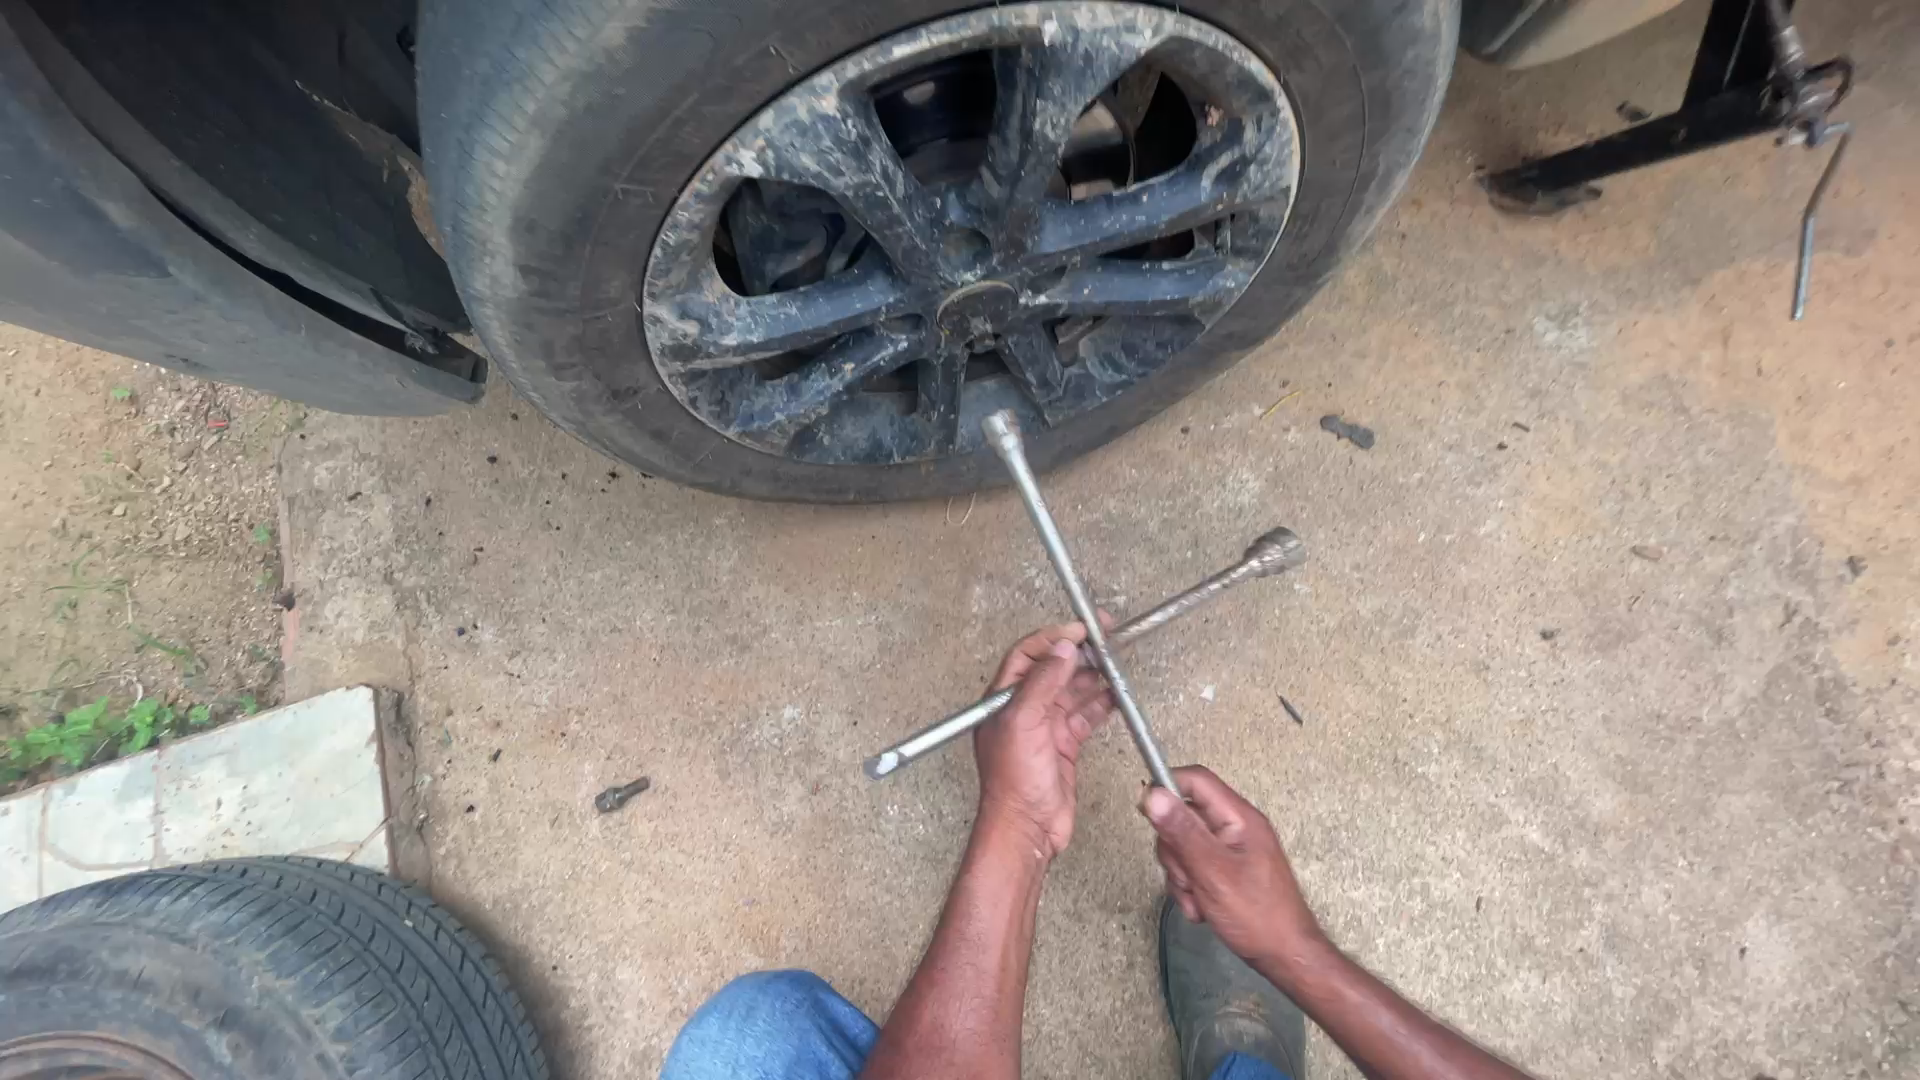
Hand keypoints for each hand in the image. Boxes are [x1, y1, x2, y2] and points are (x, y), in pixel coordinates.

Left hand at [973, 619, 1115, 857]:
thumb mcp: (1022, 723)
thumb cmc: (1011, 783)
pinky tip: (1115, 694)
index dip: (1053, 638)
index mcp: (1003, 699)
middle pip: (1053, 669)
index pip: (1027, 655)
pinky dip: (1101, 703)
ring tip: (1114, 661)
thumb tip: (1060, 649)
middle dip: (1078, 652)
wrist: (1026, 828)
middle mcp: (1023, 709)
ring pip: (1072, 690)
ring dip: (1093, 674)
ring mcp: (1044, 727)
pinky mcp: (1063, 745)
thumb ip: (1042, 683)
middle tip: (1104, 638)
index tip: (1080, 630)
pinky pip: (1085, 715)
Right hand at [1139, 766, 1325, 967]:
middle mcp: (1233, 826)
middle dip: (1174, 848)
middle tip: (1186, 875)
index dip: (1167, 788)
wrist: (1287, 960)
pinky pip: (1191, 865)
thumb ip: (1182, 832)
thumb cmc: (1257, 916)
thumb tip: (1152, 794)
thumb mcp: (1213, 872)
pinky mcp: (1225, 869)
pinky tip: (1201, 907)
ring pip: (1183, 843)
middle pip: (1183, 815)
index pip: (1195, 780)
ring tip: (1198, 898)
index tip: (1147, 813)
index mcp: (1238, 817)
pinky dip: (1189, 887)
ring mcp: (1229, 849)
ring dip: (1181, 873)